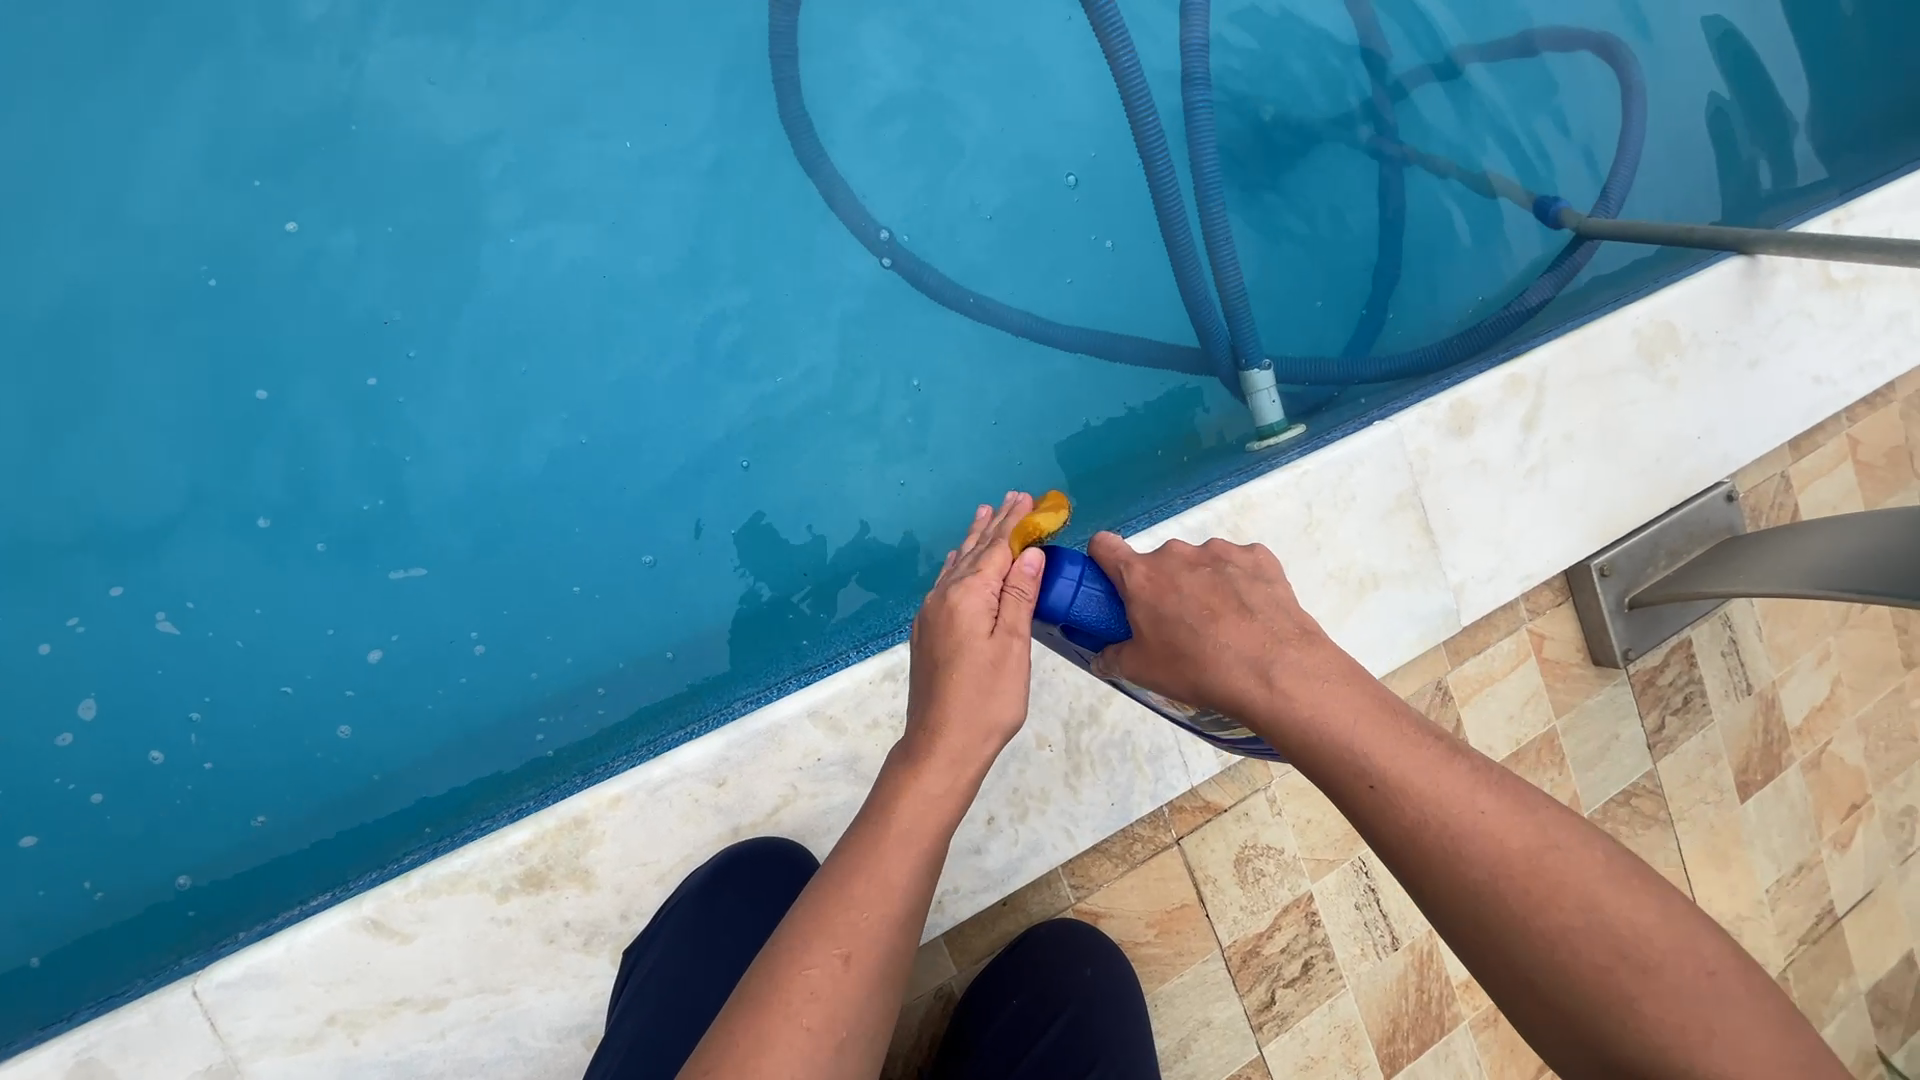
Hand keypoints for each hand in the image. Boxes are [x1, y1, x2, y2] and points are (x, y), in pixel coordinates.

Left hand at [901, 493, 1045, 786]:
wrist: (941, 744)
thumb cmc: (987, 700)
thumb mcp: (1012, 646)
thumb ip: (1019, 596)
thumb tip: (1028, 553)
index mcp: (968, 596)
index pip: (997, 549)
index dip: (1016, 524)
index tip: (1030, 499)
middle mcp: (944, 597)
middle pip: (975, 552)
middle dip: (996, 525)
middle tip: (1012, 498)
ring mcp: (931, 614)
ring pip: (956, 566)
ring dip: (974, 540)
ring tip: (984, 515)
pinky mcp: (927, 631)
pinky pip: (945, 583)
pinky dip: (958, 564)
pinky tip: (957, 561)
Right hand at [1085, 532, 1350, 725]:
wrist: (1276, 672)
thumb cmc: (1197, 670)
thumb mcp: (1141, 672)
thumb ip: (1112, 658)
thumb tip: (1102, 657)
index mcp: (1141, 575)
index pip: (1104, 545)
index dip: (1104, 562)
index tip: (1115, 587)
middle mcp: (1177, 553)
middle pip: (1158, 562)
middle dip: (1162, 587)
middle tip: (1177, 625)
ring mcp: (1221, 550)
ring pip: (1199, 563)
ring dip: (1201, 584)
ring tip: (1222, 624)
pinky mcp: (1260, 557)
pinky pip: (1238, 564)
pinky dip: (1239, 582)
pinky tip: (1251, 614)